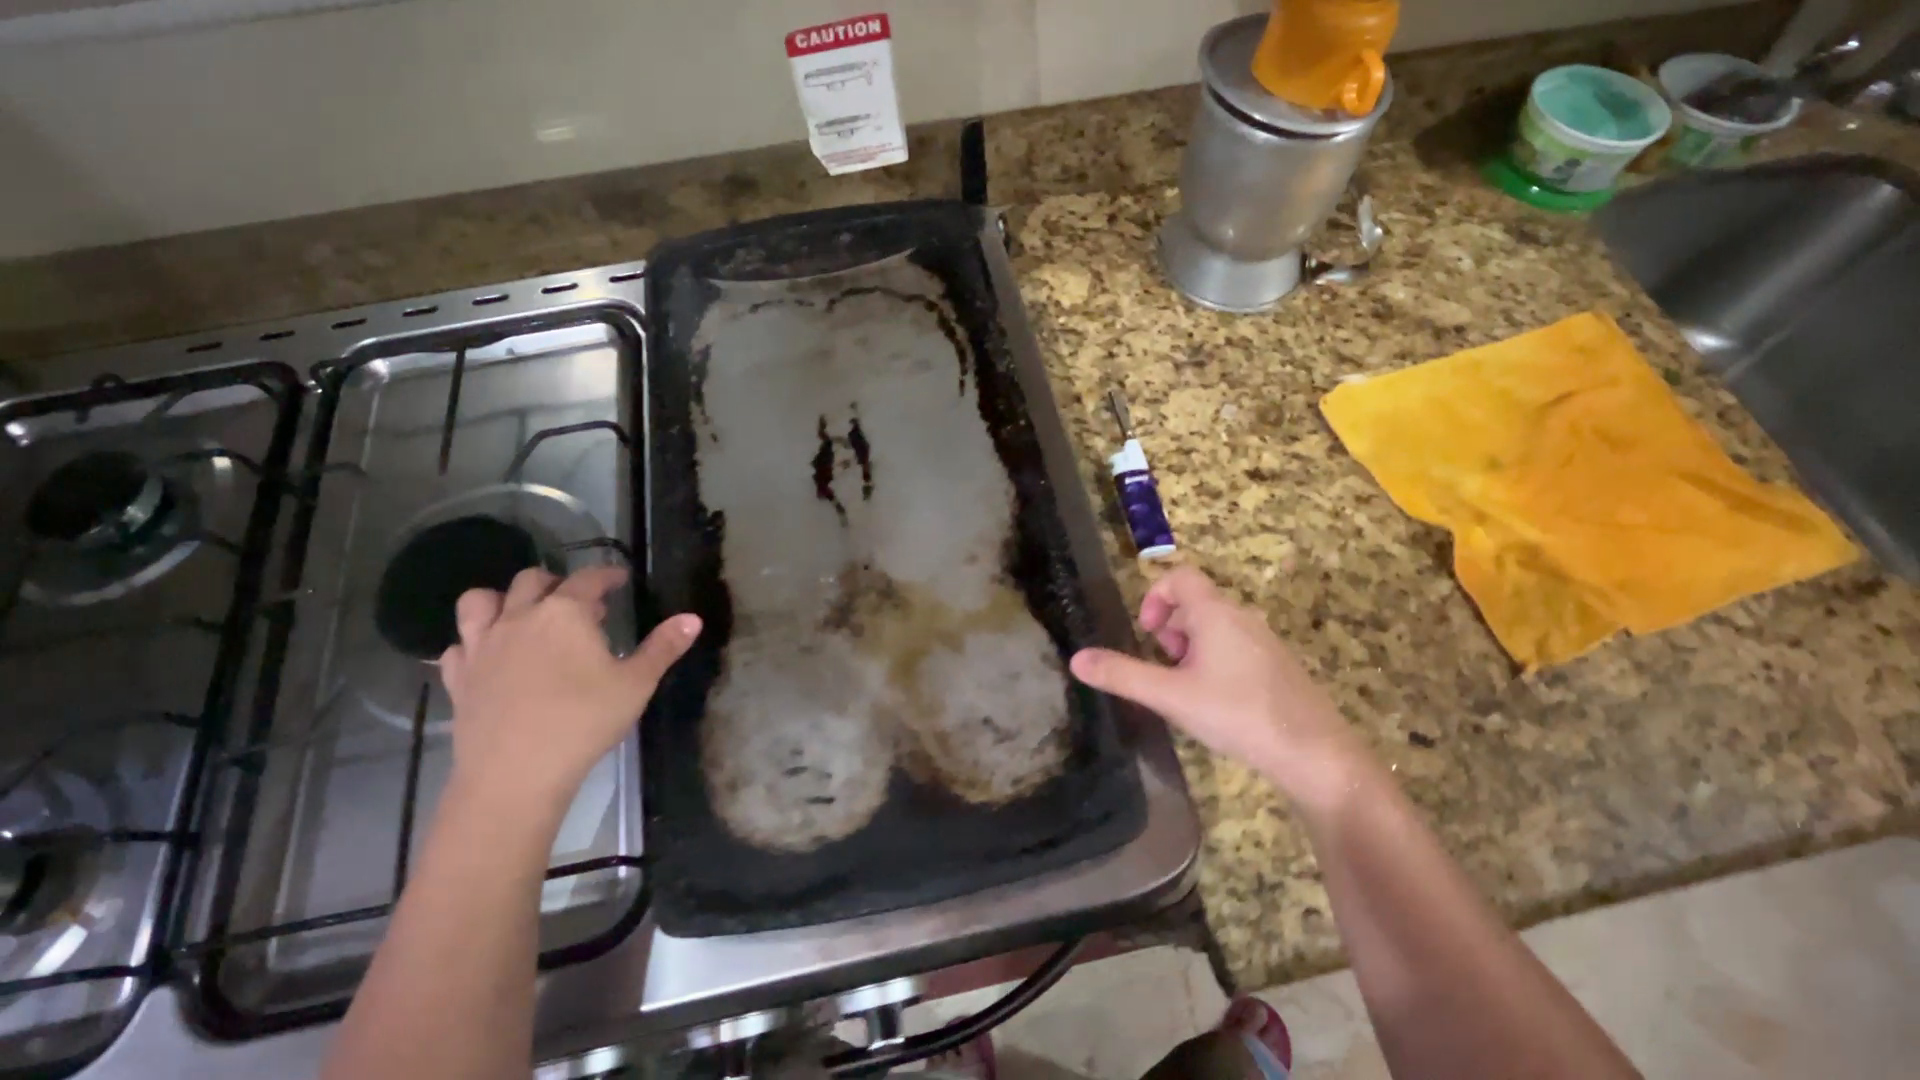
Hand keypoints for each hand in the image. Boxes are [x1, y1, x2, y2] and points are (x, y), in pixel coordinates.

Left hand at [439, 566, 700, 809]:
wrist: (516, 772)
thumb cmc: (584, 722)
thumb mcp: (636, 684)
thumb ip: (663, 648)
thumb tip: (693, 618)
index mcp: (565, 613)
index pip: (588, 579)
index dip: (606, 575)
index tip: (619, 579)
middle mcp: (519, 617)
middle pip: (532, 580)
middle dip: (556, 583)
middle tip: (576, 603)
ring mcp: (482, 646)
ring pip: (480, 601)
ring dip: (502, 600)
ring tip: (521, 615)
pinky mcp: (459, 677)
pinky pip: (457, 646)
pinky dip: (472, 643)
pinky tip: (488, 656)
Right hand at [1069, 566, 1373, 813]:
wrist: (1312, 752)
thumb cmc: (1236, 714)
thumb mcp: (1170, 696)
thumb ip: (1122, 675)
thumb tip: (1077, 659)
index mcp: (1216, 613)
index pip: (1181, 577)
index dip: (1155, 597)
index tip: (1147, 634)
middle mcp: (1242, 618)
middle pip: (1197, 603)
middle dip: (1171, 628)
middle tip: (1163, 667)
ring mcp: (1265, 642)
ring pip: (1217, 627)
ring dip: (1192, 647)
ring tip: (1186, 688)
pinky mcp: (1278, 666)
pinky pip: (1237, 647)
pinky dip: (1216, 661)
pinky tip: (1217, 703)